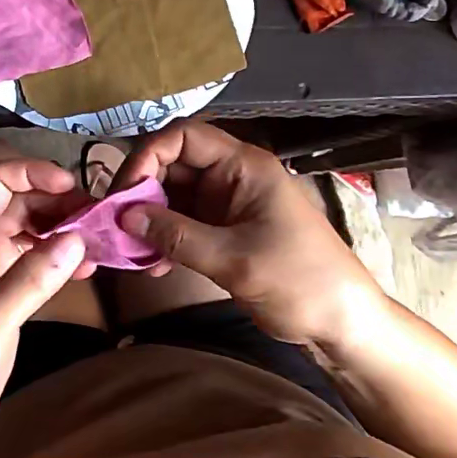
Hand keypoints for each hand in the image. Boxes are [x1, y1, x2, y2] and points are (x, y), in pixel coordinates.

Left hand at [0, 160, 93, 446]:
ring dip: (66, 228)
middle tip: (98, 217)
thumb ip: (29, 281)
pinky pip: (40, 260)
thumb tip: (78, 238)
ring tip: (100, 240)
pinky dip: (65, 257)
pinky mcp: (8, 294)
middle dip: (59, 201)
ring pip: (34, 228)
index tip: (71, 187)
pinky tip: (89, 267)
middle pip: (21, 201)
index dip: (30, 173)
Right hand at [114, 121, 380, 344]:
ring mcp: (227, 204)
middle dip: (141, 192)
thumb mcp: (235, 259)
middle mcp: (232, 177)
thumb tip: (123, 217)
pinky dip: (164, 240)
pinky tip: (151, 266)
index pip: (184, 137)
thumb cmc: (299, 279)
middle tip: (114, 225)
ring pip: (173, 197)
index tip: (123, 192)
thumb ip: (176, 235)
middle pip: (173, 166)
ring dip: (148, 221)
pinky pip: (182, 224)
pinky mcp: (223, 231)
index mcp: (244, 166)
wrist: (341, 320)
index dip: (148, 155)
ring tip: (129, 251)